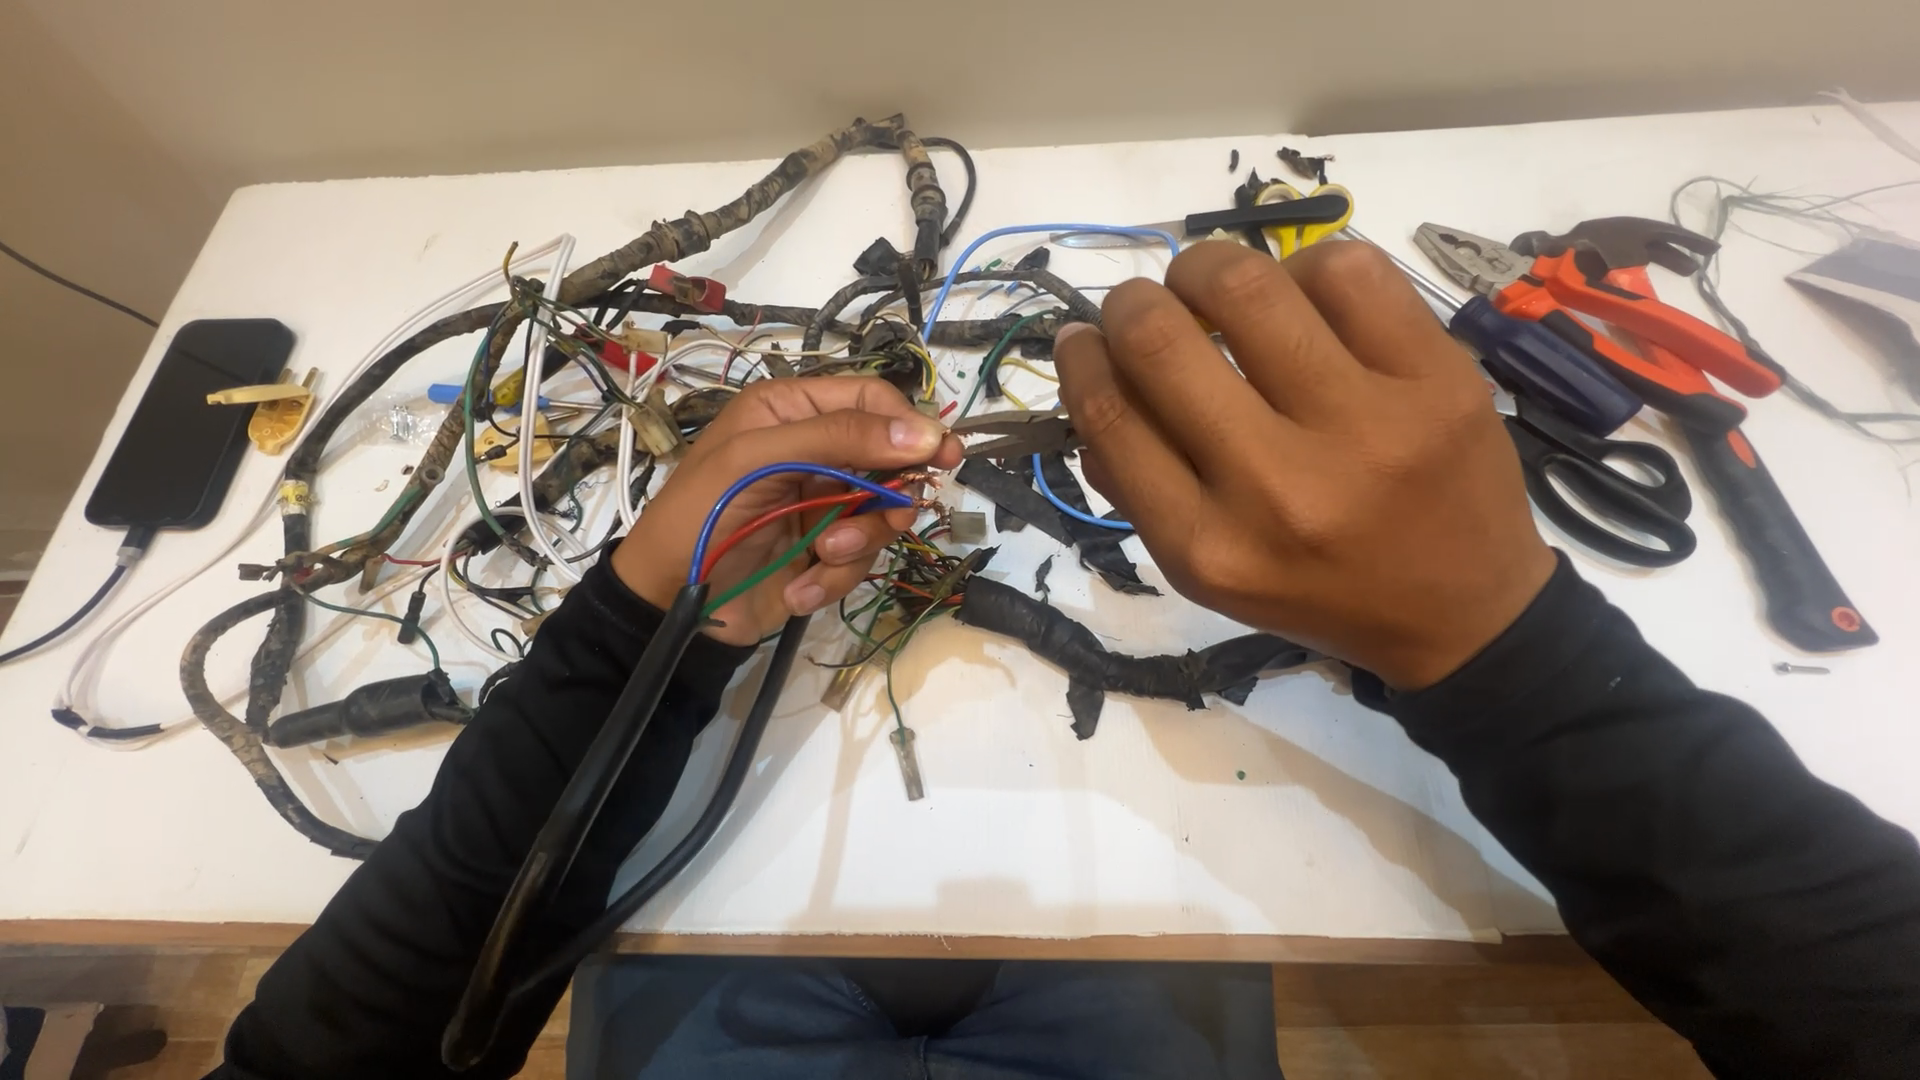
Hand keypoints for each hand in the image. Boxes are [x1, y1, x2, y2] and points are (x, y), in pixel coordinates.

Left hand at [612, 377, 961, 645]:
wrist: (670, 602)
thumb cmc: (703, 512)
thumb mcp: (763, 459)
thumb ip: (842, 438)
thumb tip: (926, 432)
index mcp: (795, 412)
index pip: (871, 402)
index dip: (909, 425)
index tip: (942, 454)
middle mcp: (816, 454)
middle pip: (889, 461)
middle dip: (887, 496)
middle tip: (890, 516)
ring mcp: (823, 505)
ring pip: (881, 516)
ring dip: (858, 540)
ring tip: (824, 554)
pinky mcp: (825, 553)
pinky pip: (860, 560)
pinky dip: (835, 577)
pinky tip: (799, 588)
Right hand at [1053, 240, 1554, 688]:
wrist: (1456, 612)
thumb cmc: (1308, 588)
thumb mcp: (1200, 570)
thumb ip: (1133, 487)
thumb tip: (1093, 382)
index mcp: (1206, 546)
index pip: (1110, 418)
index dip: (1078, 361)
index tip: (1078, 341)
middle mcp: (1277, 486)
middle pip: (1162, 345)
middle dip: (1127, 306)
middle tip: (1135, 306)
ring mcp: (1367, 426)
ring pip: (1248, 288)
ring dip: (1200, 268)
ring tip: (1200, 283)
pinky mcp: (1439, 379)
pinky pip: (1346, 271)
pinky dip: (1297, 266)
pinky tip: (1293, 295)